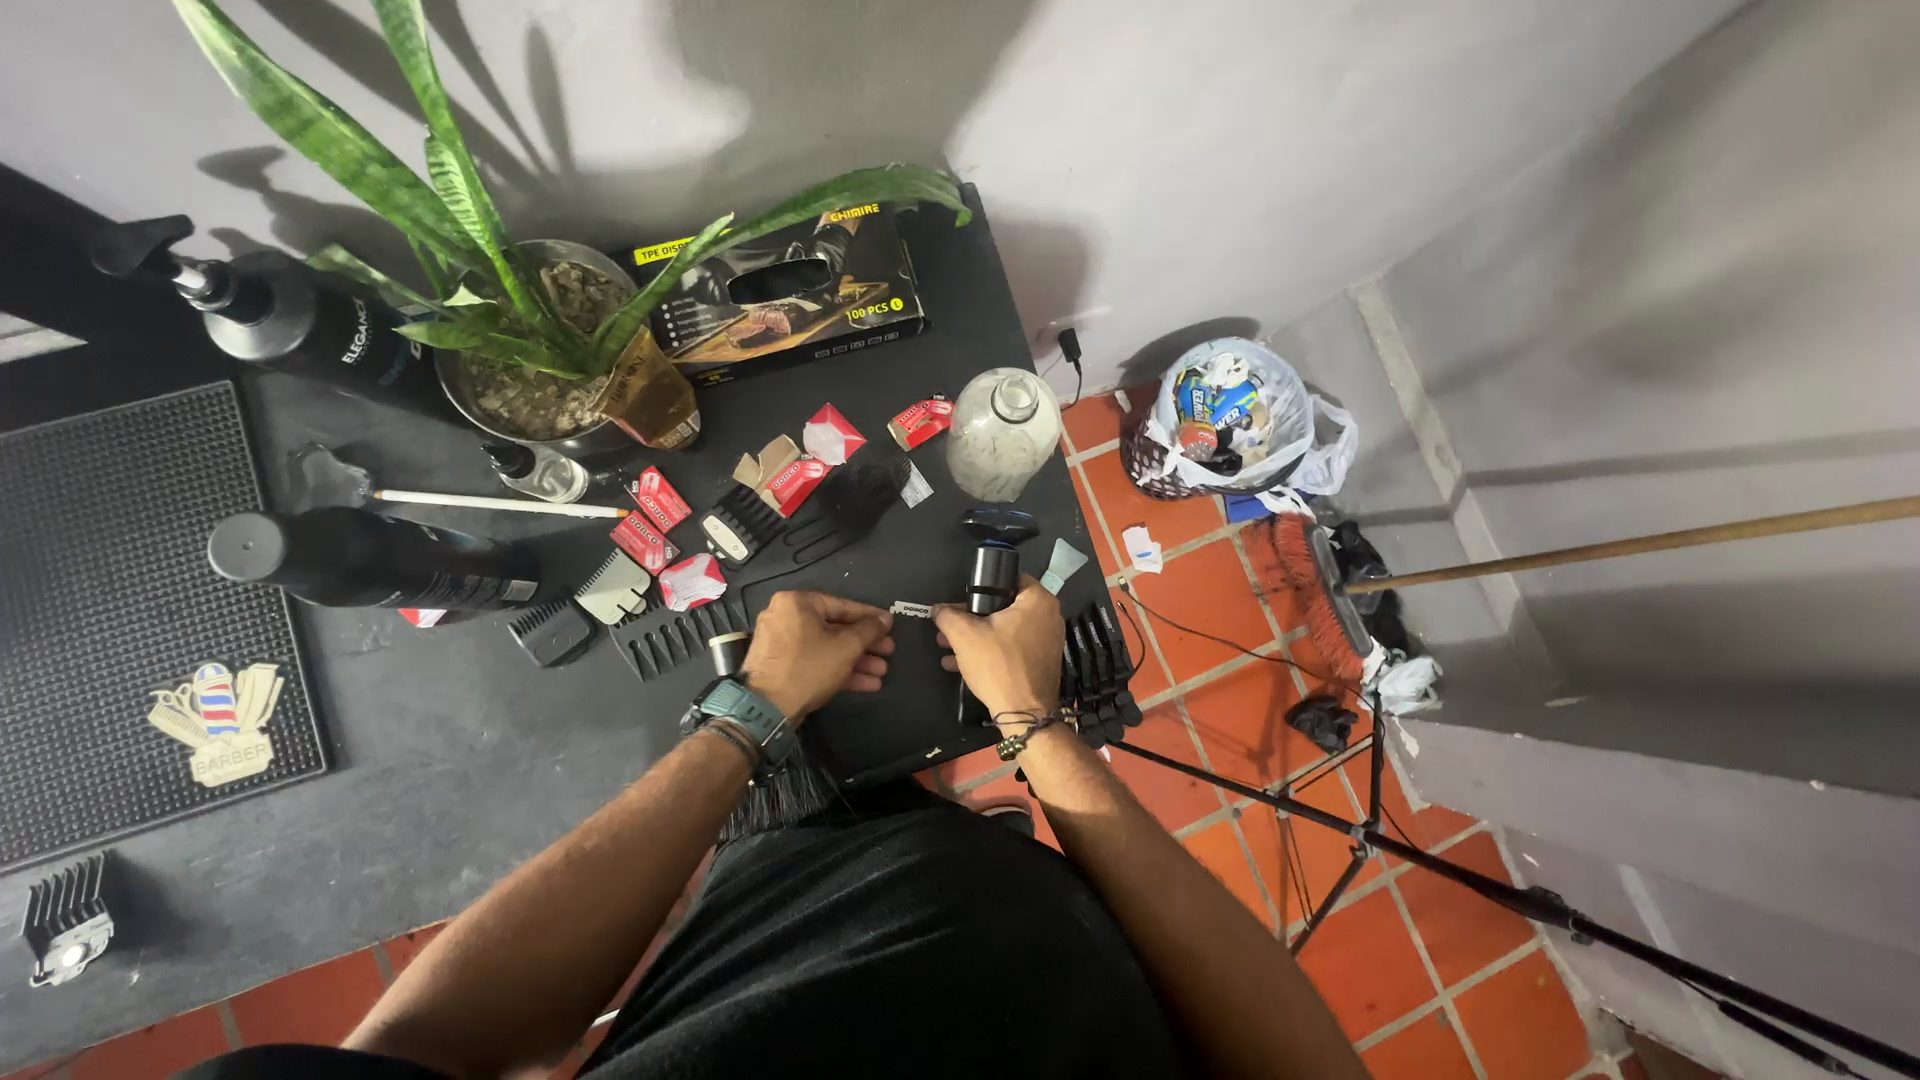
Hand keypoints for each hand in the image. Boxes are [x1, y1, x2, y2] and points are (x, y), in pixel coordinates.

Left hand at [738, 591, 894, 720]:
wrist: (766, 708)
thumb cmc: (808, 667)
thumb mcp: (846, 647)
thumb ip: (869, 630)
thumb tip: (885, 619)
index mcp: (797, 603)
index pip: (843, 606)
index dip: (870, 617)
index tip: (890, 626)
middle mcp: (785, 616)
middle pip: (835, 628)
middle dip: (865, 645)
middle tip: (888, 652)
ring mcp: (781, 643)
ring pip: (826, 647)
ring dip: (856, 661)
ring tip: (881, 673)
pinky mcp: (781, 665)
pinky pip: (814, 660)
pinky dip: (837, 669)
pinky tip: (866, 684)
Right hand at [932, 576, 1062, 720]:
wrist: (1024, 714)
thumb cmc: (998, 665)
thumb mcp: (964, 636)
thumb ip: (948, 616)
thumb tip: (938, 609)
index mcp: (1038, 600)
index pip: (1009, 578)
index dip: (982, 587)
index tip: (964, 598)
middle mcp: (1050, 616)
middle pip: (1005, 606)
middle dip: (973, 616)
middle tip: (951, 624)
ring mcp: (1048, 640)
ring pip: (1006, 629)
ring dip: (977, 635)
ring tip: (949, 644)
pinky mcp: (1042, 661)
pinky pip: (1013, 647)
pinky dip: (991, 650)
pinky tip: (962, 662)